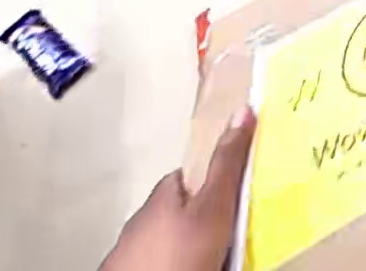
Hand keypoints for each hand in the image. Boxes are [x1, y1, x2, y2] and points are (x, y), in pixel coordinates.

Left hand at [102, 108, 256, 270]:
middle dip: (197, 211)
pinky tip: (188, 266)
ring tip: (209, 251)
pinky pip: (152, 261)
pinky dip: (168, 261)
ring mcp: (122, 259)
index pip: (184, 175)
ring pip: (161, 237)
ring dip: (181, 239)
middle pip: (174, 207)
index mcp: (156, 199)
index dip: (210, 178)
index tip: (231, 191)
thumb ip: (228, 161)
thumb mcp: (217, 204)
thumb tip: (243, 110)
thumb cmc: (185, 252)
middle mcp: (134, 225)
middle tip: (226, 223)